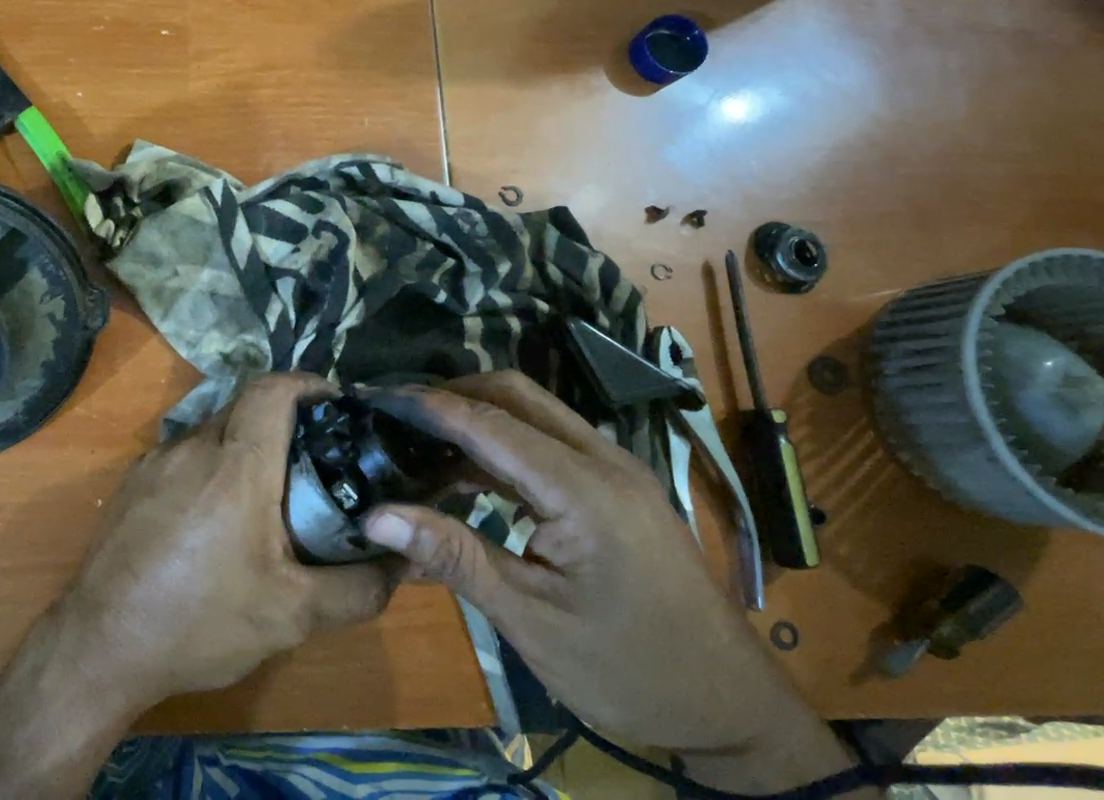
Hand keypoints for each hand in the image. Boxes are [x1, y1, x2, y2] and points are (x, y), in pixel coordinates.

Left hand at [54, 372, 394, 709]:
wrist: (102, 645)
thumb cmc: (201, 622)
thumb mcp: (292, 615)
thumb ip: (358, 587)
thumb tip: (403, 562)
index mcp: (235, 466)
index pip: (273, 389)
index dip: (309, 385)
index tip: (338, 407)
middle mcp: (192, 448)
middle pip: (245, 407)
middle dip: (285, 421)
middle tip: (317, 461)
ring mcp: (155, 462)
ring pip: (213, 431)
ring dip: (246, 448)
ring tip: (272, 494)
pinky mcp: (132, 483)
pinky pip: (184, 456)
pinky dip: (212, 468)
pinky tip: (218, 518)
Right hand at [360, 373, 858, 792]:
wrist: (729, 709)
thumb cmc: (626, 669)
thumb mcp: (529, 618)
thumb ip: (453, 555)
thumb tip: (374, 515)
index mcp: (584, 490)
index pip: (491, 423)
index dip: (429, 406)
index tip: (376, 399)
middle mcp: (605, 461)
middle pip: (516, 395)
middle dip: (452, 395)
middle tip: (394, 417)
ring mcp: (617, 472)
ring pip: (535, 414)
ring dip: (476, 418)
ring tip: (417, 444)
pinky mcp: (618, 490)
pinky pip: (550, 444)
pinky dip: (502, 447)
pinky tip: (465, 476)